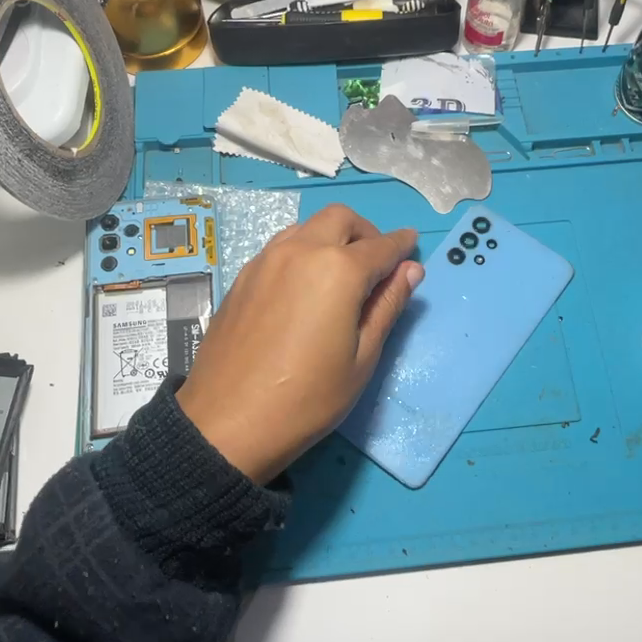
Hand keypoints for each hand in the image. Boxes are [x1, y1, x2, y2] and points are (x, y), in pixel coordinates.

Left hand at [177, 205, 423, 484]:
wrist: (228, 422)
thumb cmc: (308, 398)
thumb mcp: (362, 358)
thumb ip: (387, 306)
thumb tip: (410, 270)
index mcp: (338, 270)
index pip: (381, 246)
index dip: (402, 246)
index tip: (412, 247)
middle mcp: (301, 251)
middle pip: (340, 219)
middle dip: (365, 232)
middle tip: (377, 263)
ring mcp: (266, 260)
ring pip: (307, 228)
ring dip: (331, 238)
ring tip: (341, 275)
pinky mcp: (243, 277)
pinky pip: (281, 247)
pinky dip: (303, 252)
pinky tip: (305, 287)